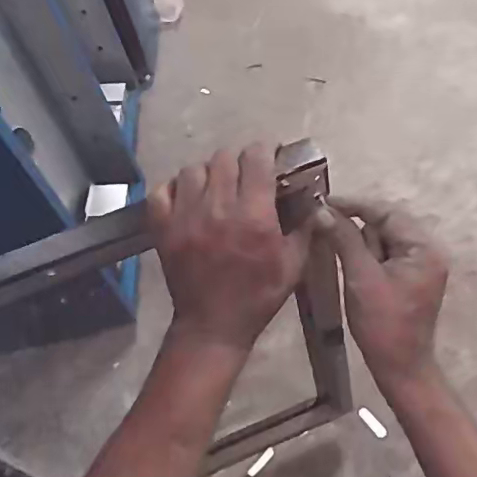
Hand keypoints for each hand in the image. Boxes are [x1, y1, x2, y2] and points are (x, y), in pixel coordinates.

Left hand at [148, 144, 311, 353]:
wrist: (213, 325)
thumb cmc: (258, 296)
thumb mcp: (294, 265)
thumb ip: (305, 227)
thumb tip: (314, 197)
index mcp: (254, 216)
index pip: (256, 159)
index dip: (265, 151)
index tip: (270, 156)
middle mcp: (218, 209)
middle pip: (224, 158)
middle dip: (239, 160)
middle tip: (245, 174)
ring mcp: (186, 217)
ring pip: (193, 169)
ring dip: (209, 172)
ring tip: (217, 186)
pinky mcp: (163, 228)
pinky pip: (162, 191)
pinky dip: (175, 188)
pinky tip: (189, 197)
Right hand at [316, 198, 448, 384]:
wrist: (400, 367)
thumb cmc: (382, 324)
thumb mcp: (361, 277)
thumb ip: (344, 239)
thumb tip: (322, 211)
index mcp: (424, 247)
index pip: (388, 211)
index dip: (355, 205)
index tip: (324, 203)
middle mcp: (429, 250)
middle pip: (387, 223)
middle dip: (358, 229)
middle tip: (328, 233)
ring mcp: (422, 264)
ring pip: (384, 239)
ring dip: (362, 245)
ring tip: (349, 267)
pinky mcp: (412, 277)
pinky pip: (387, 255)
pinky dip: (368, 257)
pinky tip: (354, 269)